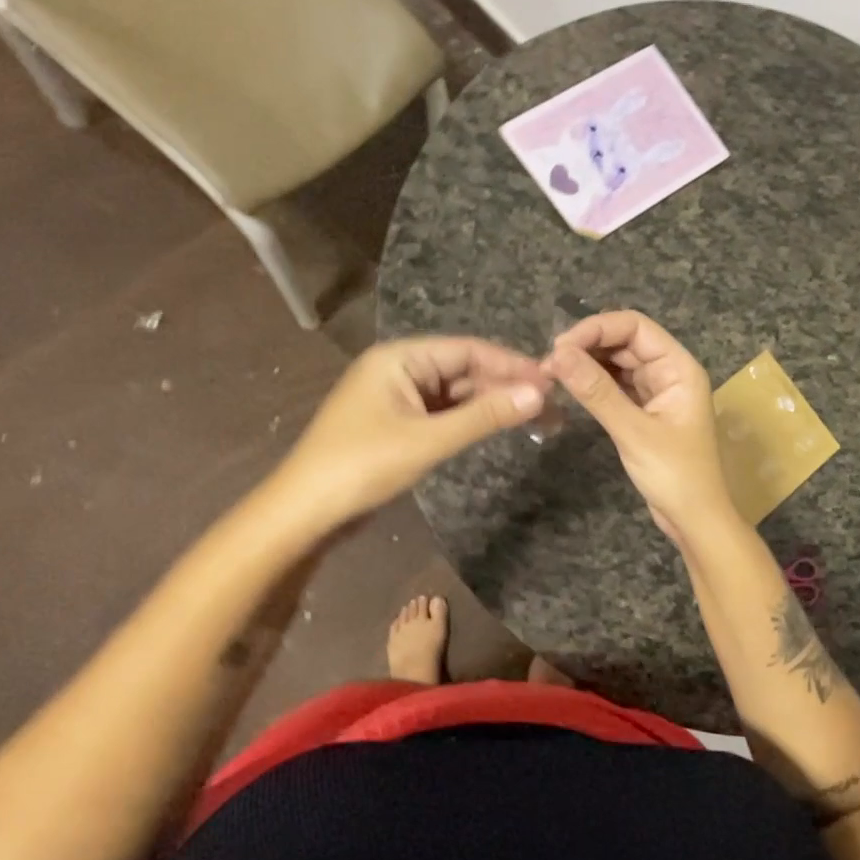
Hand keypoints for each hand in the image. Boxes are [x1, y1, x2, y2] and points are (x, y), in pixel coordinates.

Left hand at [274, 338, 547, 527]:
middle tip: (553, 405)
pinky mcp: (399, 425)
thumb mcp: (429, 440)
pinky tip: (500, 428)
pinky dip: (472, 420)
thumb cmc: (362, 466)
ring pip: (457, 393)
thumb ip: (485, 416)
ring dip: (492, 404)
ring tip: (537, 417)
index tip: (552, 382)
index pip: (468, 350)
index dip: (512, 364)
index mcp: (399, 359)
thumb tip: (540, 395)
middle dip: (506, 385)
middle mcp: (399, 370)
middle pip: (464, 369)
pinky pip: (445, 413)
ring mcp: (398, 399)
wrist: (307, 510)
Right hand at [544, 311, 736, 538]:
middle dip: (588, 345)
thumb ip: (596, 391)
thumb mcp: (633, 431)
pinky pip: (619, 387)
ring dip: (589, 364)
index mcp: (680, 369)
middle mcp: (671, 373)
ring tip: (554, 374)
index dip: (597, 328)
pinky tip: (572, 388)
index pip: (636, 327)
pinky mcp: (648, 413)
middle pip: (626, 342)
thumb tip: (558, 354)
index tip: (560, 346)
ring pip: (620, 364)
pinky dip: (597, 385)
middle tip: (550, 363)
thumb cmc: (674, 475)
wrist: (696, 519)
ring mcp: (660, 393)